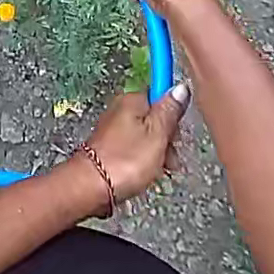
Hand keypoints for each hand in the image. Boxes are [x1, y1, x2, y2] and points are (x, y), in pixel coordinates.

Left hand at [81, 86, 189, 202]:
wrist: (92, 186)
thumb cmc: (124, 160)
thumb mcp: (157, 133)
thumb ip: (170, 110)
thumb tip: (181, 88)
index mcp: (132, 100)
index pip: (160, 94)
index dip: (173, 115)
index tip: (175, 131)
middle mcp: (121, 109)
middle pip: (155, 117)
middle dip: (167, 138)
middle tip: (168, 155)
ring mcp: (114, 128)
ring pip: (147, 136)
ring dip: (157, 152)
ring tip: (157, 169)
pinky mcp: (111, 147)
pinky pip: (135, 149)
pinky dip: (143, 160)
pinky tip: (145, 173)